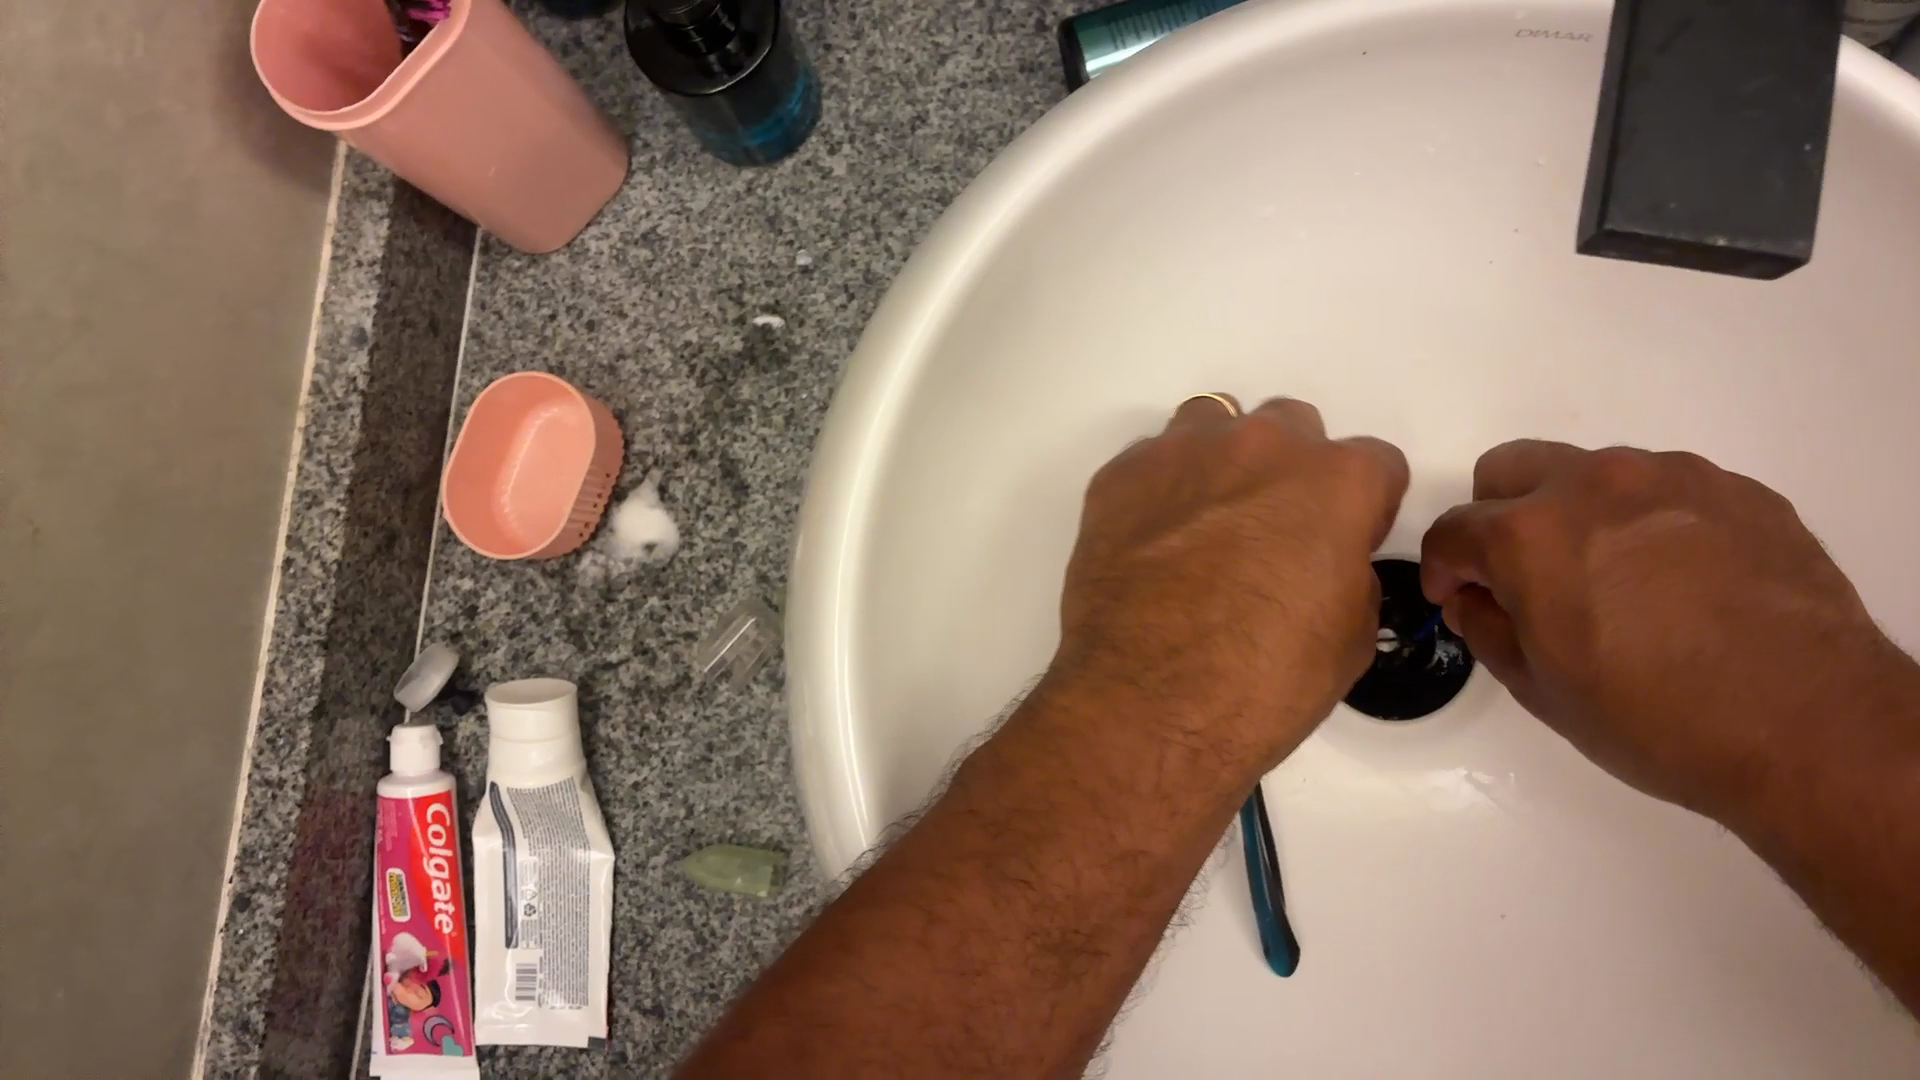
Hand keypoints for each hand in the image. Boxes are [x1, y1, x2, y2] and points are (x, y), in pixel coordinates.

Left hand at [1053, 396, 1407, 769]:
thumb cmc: (1262, 680)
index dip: (1361, 507)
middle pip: (1290, 428)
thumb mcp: (1350, 637)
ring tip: (1202, 523)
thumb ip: (1347, 571)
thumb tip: (1321, 560)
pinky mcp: (1117, 476)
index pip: (1373, 464)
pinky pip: (1150, 462)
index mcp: (1335, 481)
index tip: (1338, 542)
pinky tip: (1150, 540)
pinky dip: (1158, 490)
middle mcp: (1259, 447)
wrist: (1145, 700)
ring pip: (1213, 426)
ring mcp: (1179, 454)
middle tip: (1265, 531)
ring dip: (1219, 463)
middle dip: (1288, 471)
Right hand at [1421, 440, 1914, 817]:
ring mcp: (1671, 480)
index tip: (1458, 599)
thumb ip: (1483, 626)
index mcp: (1526, 534)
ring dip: (1573, 515)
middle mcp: (1591, 486)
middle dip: (1495, 517)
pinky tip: (1672, 581)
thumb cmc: (1648, 715)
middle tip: (1520, 573)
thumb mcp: (1533, 685)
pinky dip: (1644, 522)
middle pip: (1507, 469)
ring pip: (1587, 474)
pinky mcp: (1739, 491)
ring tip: (1609, 578)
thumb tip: (1474, 599)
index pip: (1451, 531)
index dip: (1443, 570)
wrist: (1812, 730)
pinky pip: (1662, 490)